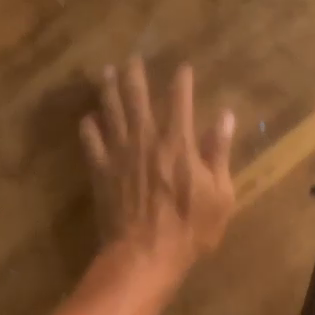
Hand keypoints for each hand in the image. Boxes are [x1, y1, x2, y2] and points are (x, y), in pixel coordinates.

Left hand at [80, 59, 235, 279]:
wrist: (144, 256)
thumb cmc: (189, 230)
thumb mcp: (219, 194)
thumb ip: (219, 152)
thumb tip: (225, 117)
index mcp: (179, 143)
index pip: (180, 101)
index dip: (182, 81)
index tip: (183, 67)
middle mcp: (146, 139)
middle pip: (137, 98)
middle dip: (135, 75)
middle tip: (132, 58)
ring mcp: (119, 154)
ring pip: (110, 112)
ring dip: (108, 90)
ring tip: (105, 72)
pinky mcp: (101, 171)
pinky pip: (91, 142)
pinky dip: (89, 127)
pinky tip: (88, 118)